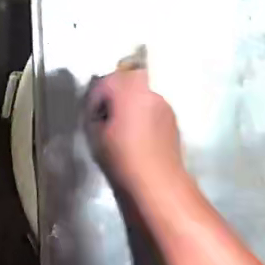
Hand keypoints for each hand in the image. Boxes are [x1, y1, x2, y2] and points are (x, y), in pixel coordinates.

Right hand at [85, 69, 184, 192]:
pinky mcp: (173, 119)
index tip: (91, 117)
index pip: (106, 81)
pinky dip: (143, 116)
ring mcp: (165, 105)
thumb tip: (99, 111)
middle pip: (126, 83)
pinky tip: (138, 137)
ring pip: (141, 95)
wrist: (158, 183)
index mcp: (129, 90)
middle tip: (104, 119)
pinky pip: (152, 109)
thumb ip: (94, 114)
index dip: (95, 98)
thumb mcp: (95, 135)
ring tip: (121, 129)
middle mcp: (150, 91)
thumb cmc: (122, 158)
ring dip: (129, 105)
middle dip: (113, 96)